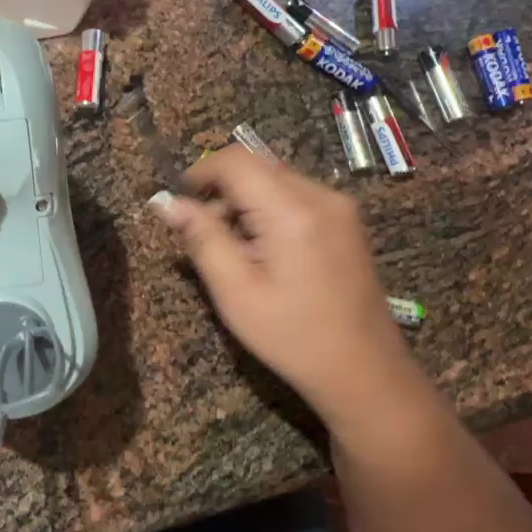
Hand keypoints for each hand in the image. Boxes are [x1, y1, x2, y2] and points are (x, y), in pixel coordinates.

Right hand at [149, 147, 411, 410]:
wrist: (364, 370)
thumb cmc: (292, 336)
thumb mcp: (236, 293)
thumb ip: (202, 240)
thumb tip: (168, 204)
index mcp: (293, 212)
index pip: (237, 161)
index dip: (201, 172)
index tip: (179, 200)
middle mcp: (322, 196)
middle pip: (258, 165)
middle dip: (223, 189)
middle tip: (203, 233)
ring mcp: (341, 208)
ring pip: (277, 179)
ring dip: (245, 200)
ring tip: (233, 248)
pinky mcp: (348, 222)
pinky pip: (297, 196)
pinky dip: (270, 209)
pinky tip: (264, 250)